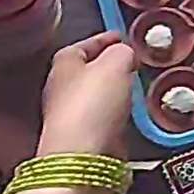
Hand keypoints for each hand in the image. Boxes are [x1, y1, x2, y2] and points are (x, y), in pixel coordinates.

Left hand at [35, 31, 136, 158]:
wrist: (83, 156)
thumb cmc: (92, 105)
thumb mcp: (116, 62)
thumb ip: (123, 51)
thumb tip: (126, 53)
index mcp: (64, 65)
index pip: (82, 44)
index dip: (102, 39)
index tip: (119, 37)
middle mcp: (61, 90)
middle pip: (86, 71)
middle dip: (106, 65)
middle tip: (128, 61)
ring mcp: (70, 116)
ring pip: (94, 95)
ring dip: (112, 90)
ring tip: (132, 85)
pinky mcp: (83, 139)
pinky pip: (102, 118)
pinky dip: (115, 112)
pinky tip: (127, 113)